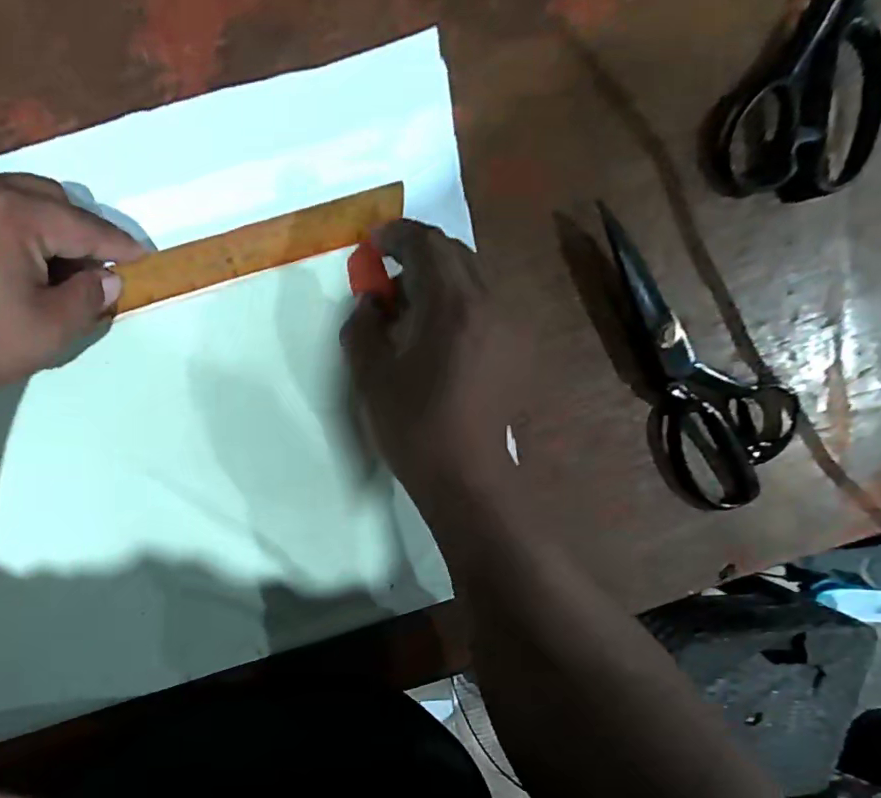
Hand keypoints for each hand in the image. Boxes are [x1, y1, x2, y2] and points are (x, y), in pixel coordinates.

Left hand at [0, 171, 147, 402]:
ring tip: (67, 271)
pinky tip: (30, 263)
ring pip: (25, 200)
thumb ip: (88, 297)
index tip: (145, 256)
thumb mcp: (51, 327)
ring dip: (53, 229)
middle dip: (83, 234)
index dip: (117, 245)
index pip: (81, 225)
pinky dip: (23, 229)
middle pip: (54, 201)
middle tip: (102, 271)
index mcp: (12, 211)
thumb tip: (109, 279)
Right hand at [341, 220, 519, 506]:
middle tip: (386, 279)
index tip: (373, 242)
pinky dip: (456, 306)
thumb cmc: (416, 430)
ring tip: (407, 312)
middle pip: (455, 256)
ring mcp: (511, 328)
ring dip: (439, 282)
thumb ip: (363, 329)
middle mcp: (492, 304)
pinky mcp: (517, 352)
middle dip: (418, 257)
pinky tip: (436, 339)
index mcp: (455, 305)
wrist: (469, 480)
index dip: (397, 235)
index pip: (428, 244)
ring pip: (473, 282)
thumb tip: (370, 303)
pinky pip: (484, 309)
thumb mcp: (372, 379)